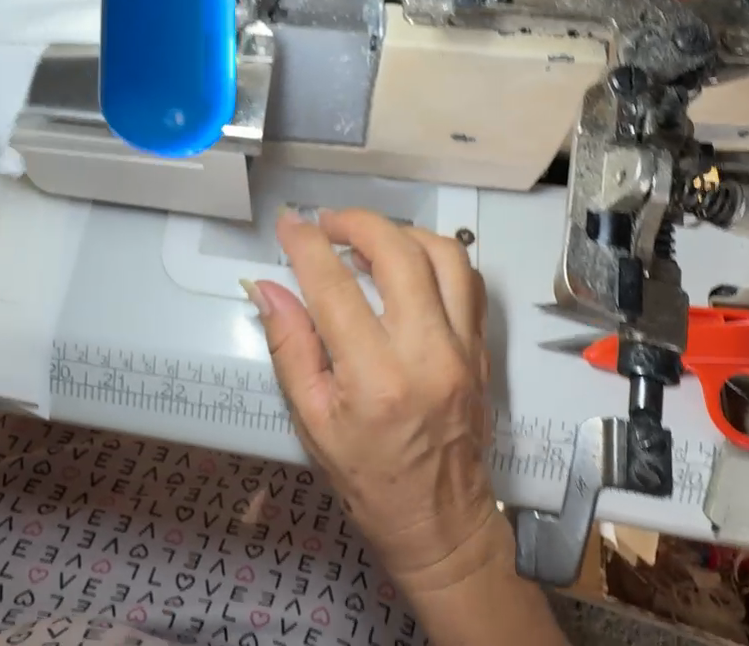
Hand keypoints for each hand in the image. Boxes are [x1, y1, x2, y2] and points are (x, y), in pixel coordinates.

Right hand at [246, 209, 500, 592]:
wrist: (441, 525)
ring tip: (367, 239)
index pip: (335, 286)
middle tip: (326, 223)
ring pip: (445, 254)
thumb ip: (289, 346)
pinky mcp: (483, 347)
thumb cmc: (367, 480)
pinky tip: (407, 263)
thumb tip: (264, 287)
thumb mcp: (312, 420)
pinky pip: (468, 279)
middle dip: (356, 223)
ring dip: (401, 233)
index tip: (288, 223)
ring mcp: (465, 346)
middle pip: (398, 253)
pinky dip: (435, 255)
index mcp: (376, 378)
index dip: (306, 244)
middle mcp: (428, 352)